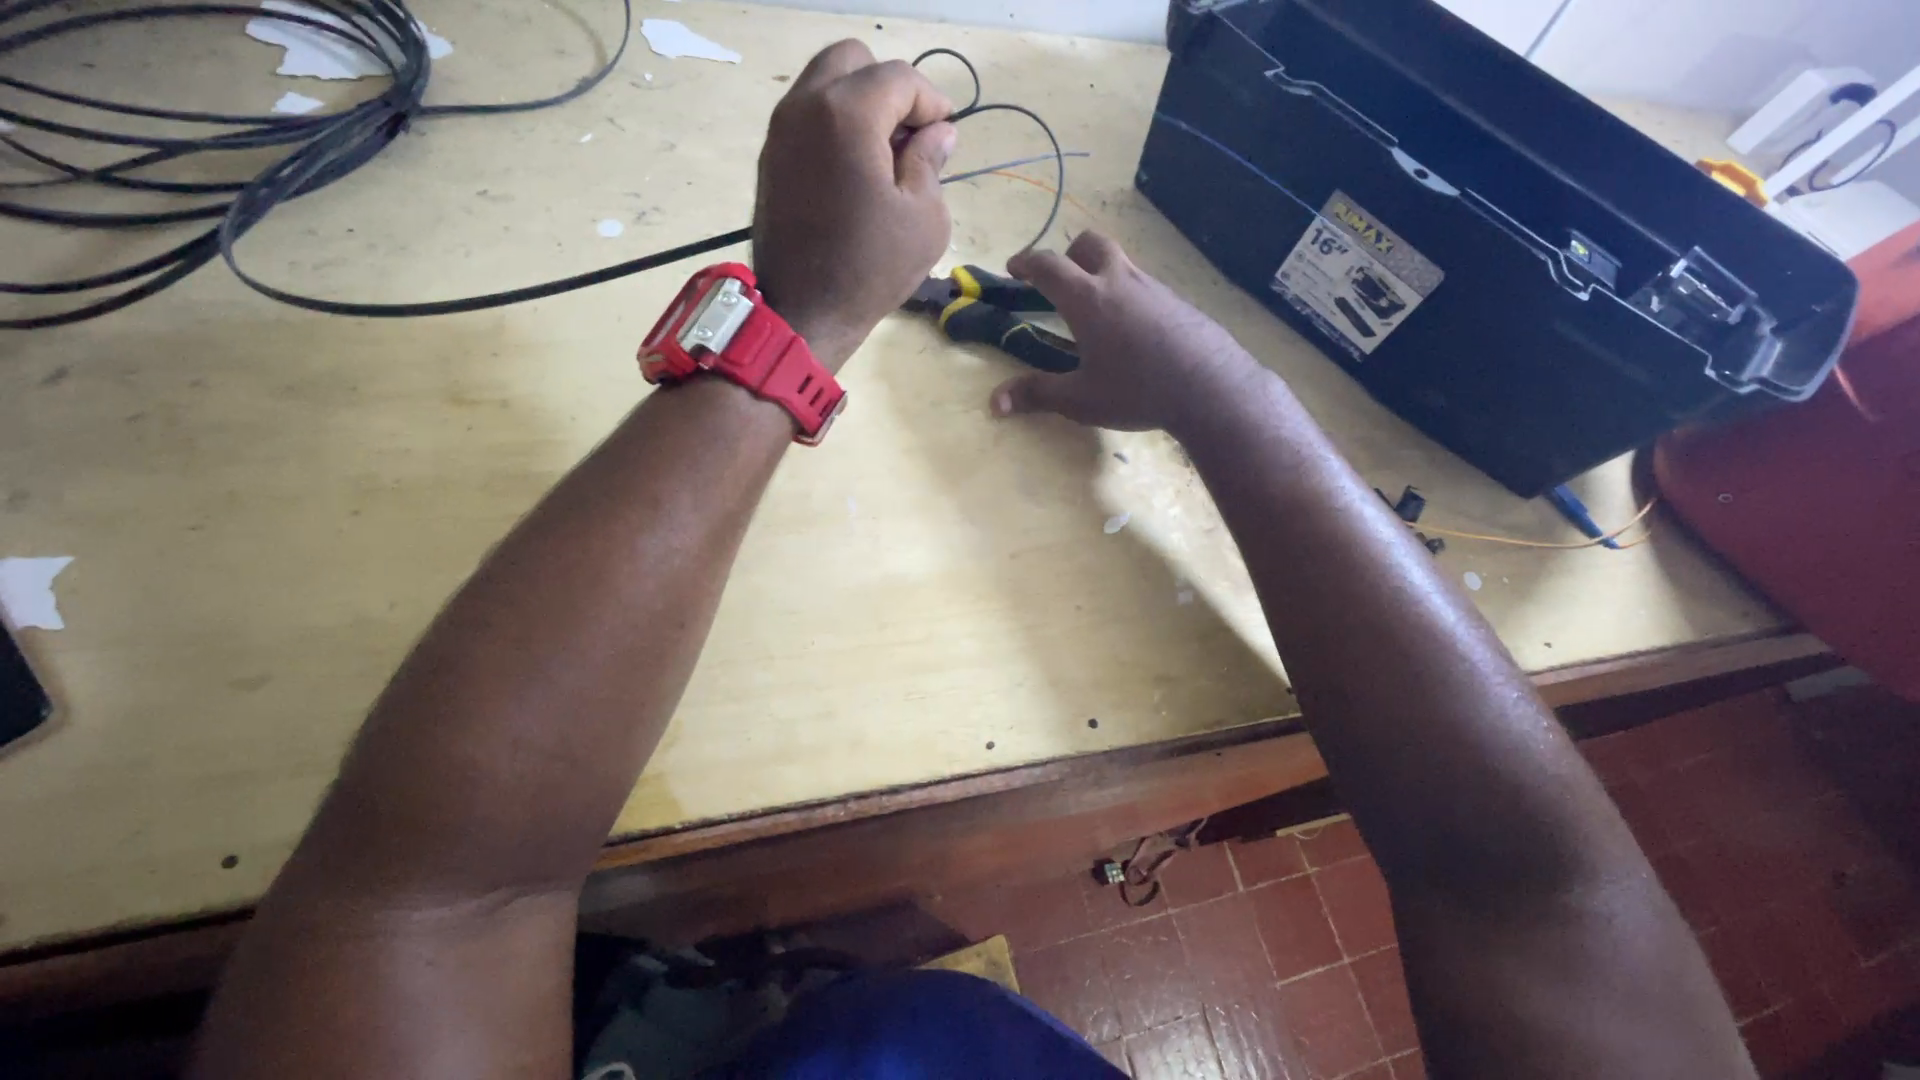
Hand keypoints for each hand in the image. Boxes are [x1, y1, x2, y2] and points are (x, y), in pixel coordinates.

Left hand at [753, 40, 957, 370]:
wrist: (804, 312)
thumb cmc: (871, 269)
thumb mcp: (923, 217)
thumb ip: (930, 161)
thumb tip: (937, 133)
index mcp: (847, 114)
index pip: (898, 79)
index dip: (930, 101)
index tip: (946, 134)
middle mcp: (805, 106)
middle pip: (852, 62)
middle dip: (889, 89)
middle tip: (911, 134)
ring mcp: (780, 130)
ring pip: (824, 84)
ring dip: (859, 103)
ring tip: (885, 153)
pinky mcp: (771, 157)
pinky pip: (806, 115)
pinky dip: (834, 124)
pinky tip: (856, 168)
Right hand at [988, 231, 1267, 436]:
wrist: (1212, 388)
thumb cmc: (1136, 391)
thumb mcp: (1080, 399)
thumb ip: (1036, 395)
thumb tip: (994, 403)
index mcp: (1088, 298)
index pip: (1048, 265)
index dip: (1026, 262)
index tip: (1014, 268)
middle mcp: (1120, 281)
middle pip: (1090, 244)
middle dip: (1069, 253)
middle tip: (1060, 279)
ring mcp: (1154, 288)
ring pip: (1121, 263)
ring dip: (1102, 274)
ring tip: (1097, 313)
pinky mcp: (1179, 303)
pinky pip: (1145, 287)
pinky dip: (1129, 296)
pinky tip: (1134, 334)